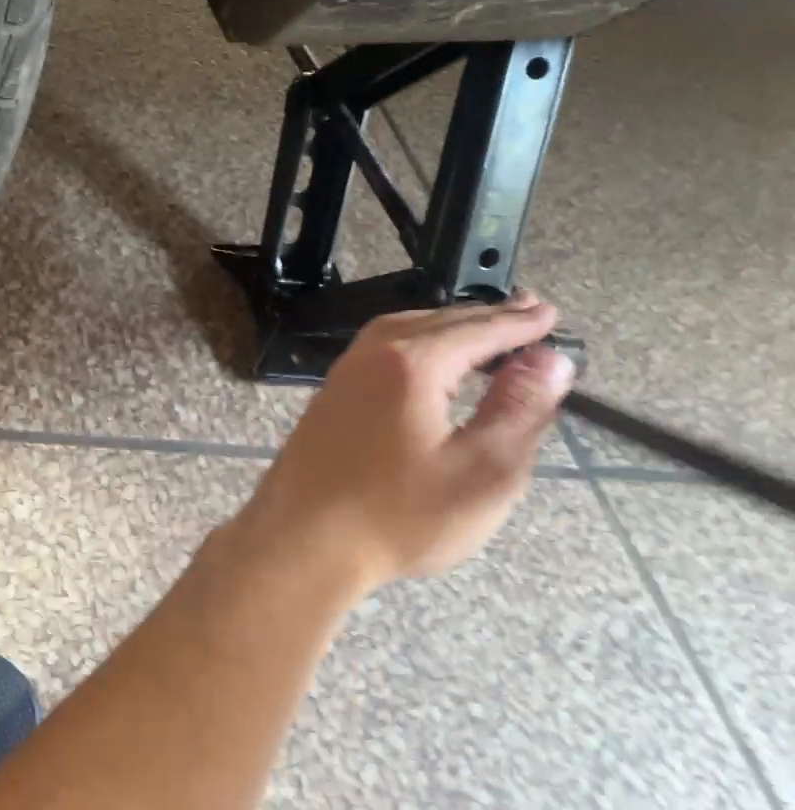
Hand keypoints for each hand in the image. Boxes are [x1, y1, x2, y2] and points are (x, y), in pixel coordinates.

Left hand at [234, 293, 576, 593]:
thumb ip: (519, 410)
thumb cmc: (398, 515)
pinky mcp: (327, 400)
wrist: (302, 540)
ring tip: (485, 332)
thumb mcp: (483, 470)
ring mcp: (340, 378)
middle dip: (482, 318)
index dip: (517, 323)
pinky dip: (414, 347)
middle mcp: (367, 359)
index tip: (550, 313)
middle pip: (433, 323)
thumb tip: (550, 361)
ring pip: (399, 334)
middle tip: (526, 312)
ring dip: (444, 328)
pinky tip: (428, 366)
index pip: (475, 330)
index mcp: (408, 365)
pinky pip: (378, 354)